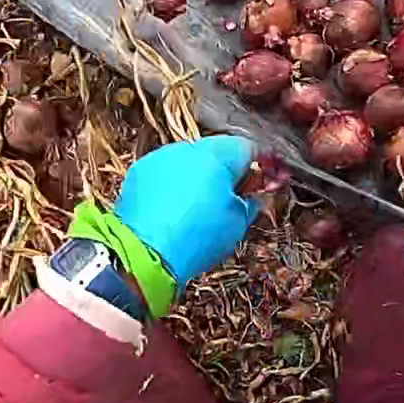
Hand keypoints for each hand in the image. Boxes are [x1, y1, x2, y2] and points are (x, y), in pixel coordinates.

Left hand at [113, 135, 257, 286]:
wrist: (144, 254)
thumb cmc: (196, 237)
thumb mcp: (237, 222)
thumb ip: (252, 200)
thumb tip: (256, 194)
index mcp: (217, 155)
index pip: (248, 148)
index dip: (260, 166)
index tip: (264, 183)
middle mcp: (187, 149)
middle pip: (218, 152)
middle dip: (228, 172)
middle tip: (234, 199)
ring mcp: (160, 158)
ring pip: (190, 161)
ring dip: (200, 177)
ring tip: (201, 208)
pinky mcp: (139, 172)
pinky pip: (167, 172)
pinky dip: (175, 186)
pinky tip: (177, 210)